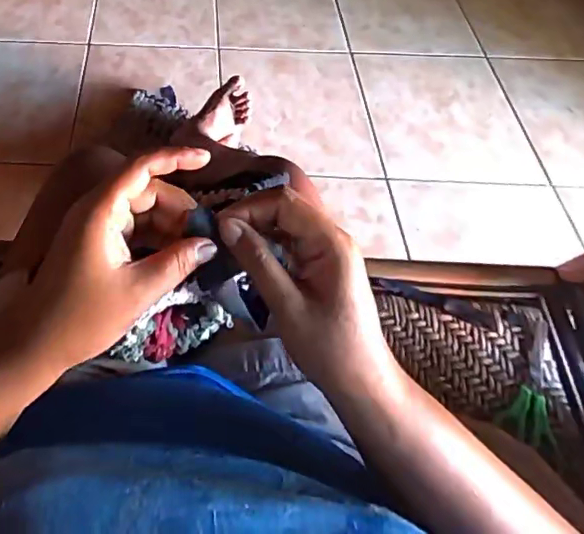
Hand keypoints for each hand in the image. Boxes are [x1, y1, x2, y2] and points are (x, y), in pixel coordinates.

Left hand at [15, 147, 218, 369]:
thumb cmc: (80, 318)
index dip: (176, 157)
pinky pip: (133, 226)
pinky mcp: (96, 240)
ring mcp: (95, 223)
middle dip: (178, 207)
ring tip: (194, 247)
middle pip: (147, 190)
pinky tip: (175, 255)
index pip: (142, 166)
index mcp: (101, 208)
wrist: (29, 346)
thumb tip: (209, 244)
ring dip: (169, 224)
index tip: (206, 159)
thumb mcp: (136, 291)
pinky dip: (155, 236)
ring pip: (142, 209)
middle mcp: (97, 207)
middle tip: (205, 234)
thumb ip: (176, 262)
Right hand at [217, 187, 398, 396]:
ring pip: (289, 221)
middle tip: (220, 234)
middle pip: (287, 206)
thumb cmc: (328, 348)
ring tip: (229, 243)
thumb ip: (258, 261)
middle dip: (252, 214)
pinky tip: (250, 255)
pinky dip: (270, 242)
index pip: (285, 202)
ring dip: (259, 227)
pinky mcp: (325, 262)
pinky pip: (293, 239)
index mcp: (330, 241)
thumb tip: (227, 226)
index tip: (220, 226)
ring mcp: (330, 248)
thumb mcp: (287, 306)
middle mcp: (332, 236)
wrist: (363, 382)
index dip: (249, 207)